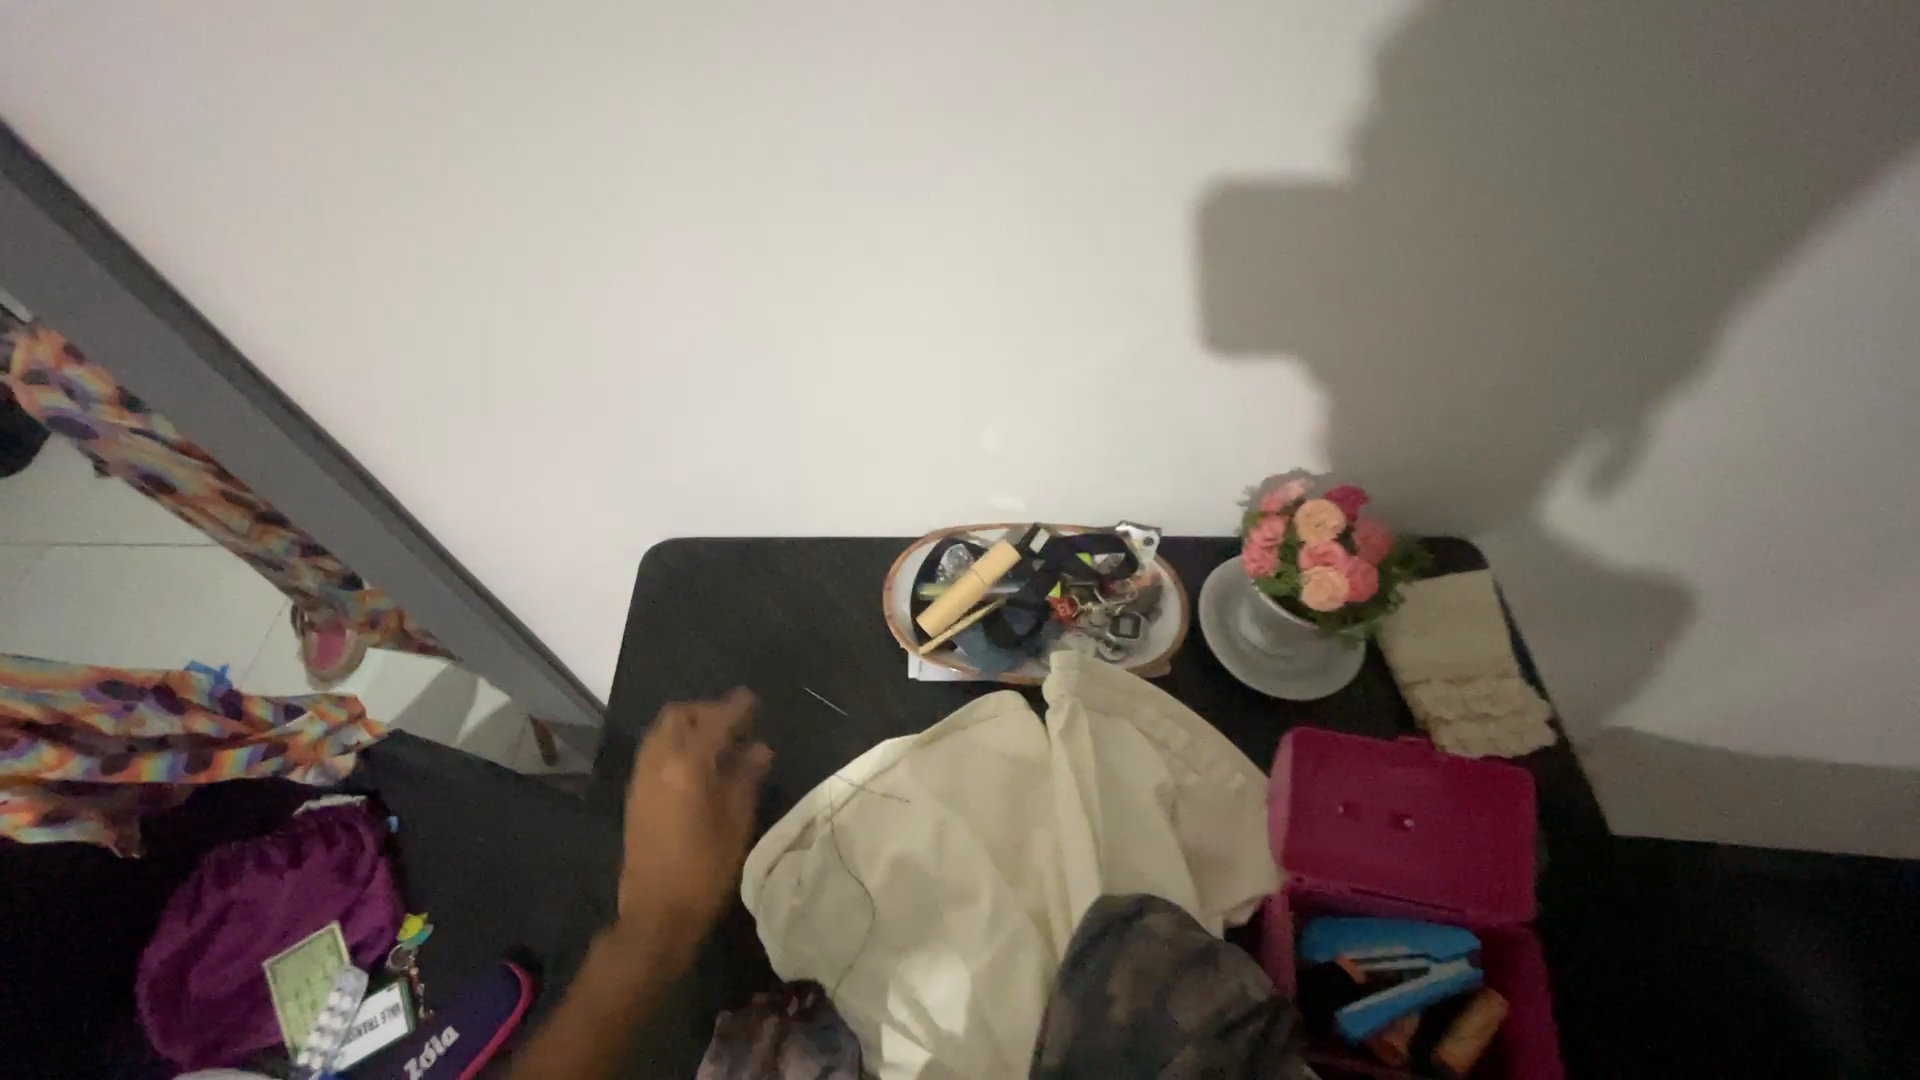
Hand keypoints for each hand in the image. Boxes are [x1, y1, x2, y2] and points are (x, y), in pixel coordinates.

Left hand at [617, 689, 772, 935]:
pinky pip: (655, 751)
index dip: (736, 707)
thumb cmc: (705, 868)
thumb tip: (759, 748)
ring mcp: (642, 779)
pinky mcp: (636, 796)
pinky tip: (699, 766)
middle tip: (736, 723)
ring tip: (720, 743)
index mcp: (686, 765)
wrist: (656, 914)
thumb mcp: (737, 822)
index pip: (714, 720)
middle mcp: (658, 763)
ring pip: (663, 732)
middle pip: (679, 716)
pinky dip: (677, 744)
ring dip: (690, 726)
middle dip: (707, 711)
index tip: (754, 700)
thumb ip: (747, 777)